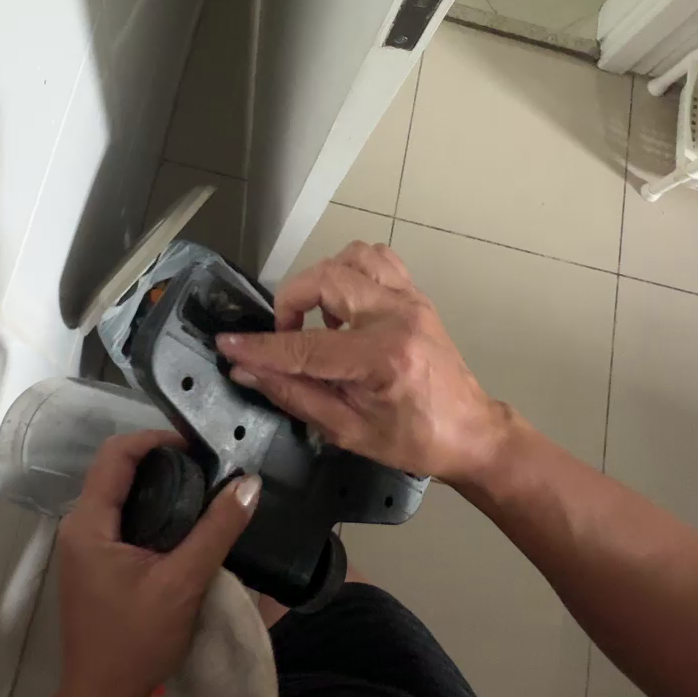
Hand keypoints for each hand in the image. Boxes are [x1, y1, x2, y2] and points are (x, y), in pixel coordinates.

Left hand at [55, 429, 260, 696]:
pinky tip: (183, 518)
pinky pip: (122, 516)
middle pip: (117, 470)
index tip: (196, 445)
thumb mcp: (183, 582)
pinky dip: (151, 506)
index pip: (116, 455)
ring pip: (120, 493)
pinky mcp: (96, 561)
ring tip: (200, 484)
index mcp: (89, 523)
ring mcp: (85, 545)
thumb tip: (250, 484)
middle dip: (160, 457)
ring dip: (157, 483)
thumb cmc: (137, 641)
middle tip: (205, 463)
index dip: (155, 438)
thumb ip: (217, 530)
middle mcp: (79, 526)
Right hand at [215, 241, 509, 483]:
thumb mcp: (347, 430)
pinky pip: (377, 259)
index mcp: (382, 358)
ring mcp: (410, 299)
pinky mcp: (415, 294)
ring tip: (319, 318)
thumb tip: (247, 371)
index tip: (227, 345)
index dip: (260, 347)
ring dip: (322, 281)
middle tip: (283, 335)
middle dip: (290, 302)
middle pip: (326, 278)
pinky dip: (350, 272)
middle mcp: (397, 316)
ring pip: (351, 257)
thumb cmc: (413, 440)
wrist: (470, 431)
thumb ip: (293, 394)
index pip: (305, 345)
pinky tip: (344, 305)